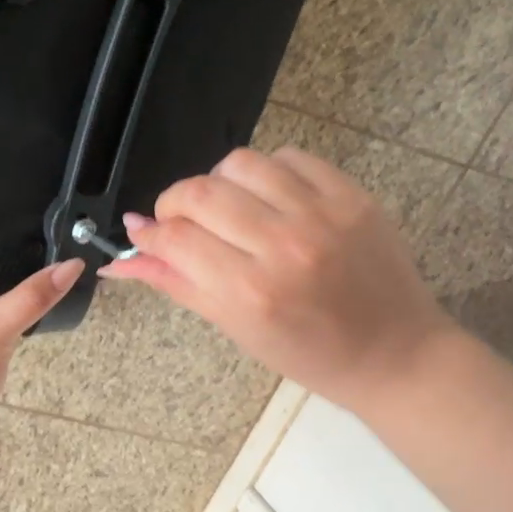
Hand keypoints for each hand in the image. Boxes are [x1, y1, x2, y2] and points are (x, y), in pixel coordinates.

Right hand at [101, 147, 458, 411]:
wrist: (395, 354)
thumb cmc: (304, 353)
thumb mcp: (231, 326)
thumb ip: (173, 282)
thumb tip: (117, 257)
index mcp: (249, 291)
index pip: (174, 238)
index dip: (150, 234)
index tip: (146, 237)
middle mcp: (283, 246)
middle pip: (199, 193)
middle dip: (174, 203)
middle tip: (181, 223)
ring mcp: (322, 216)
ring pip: (239, 164)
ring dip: (219, 183)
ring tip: (229, 209)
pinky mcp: (353, 196)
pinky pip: (290, 157)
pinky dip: (267, 172)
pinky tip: (269, 200)